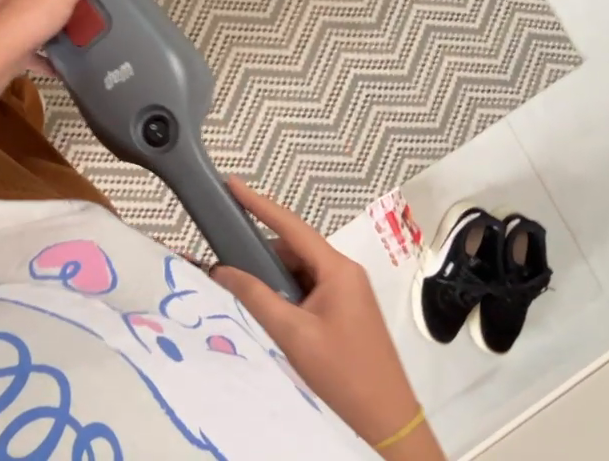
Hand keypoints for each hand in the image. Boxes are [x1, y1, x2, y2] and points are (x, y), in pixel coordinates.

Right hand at [211, 178, 440, 459]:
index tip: (231, 184)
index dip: (258, 203)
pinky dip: (285, 294)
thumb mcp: (292, 333)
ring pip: (299, 270)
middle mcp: (345, 273)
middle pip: (293, 248)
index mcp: (337, 269)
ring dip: (273, 277)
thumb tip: (220, 270)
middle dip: (260, 252)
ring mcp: (348, 294)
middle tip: (228, 260)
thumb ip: (254, 296)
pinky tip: (269, 311)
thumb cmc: (343, 375)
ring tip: (245, 292)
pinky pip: (308, 289)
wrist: (388, 424)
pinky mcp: (346, 313)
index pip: (291, 225)